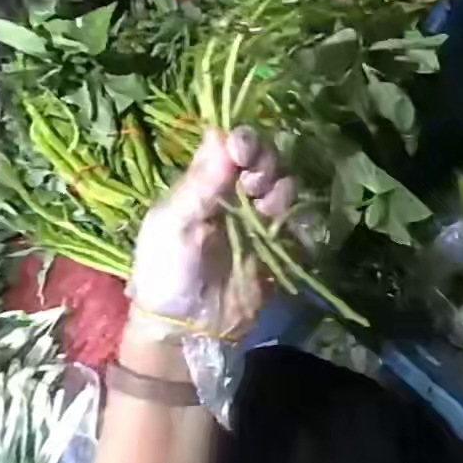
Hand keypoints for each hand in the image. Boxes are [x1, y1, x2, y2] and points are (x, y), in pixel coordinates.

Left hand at [122, 128, 294, 369]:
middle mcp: (232, 195)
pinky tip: (283, 221)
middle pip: (262, 160)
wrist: (188, 330)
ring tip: (265, 206)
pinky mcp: (277, 243)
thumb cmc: (167, 272)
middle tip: (255, 183)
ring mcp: (257, 219)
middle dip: (265, 163)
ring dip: (278, 187)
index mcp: (202, 184)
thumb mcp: (174, 223)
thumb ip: (201, 182)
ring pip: (282, 185)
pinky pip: (295, 218)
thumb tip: (222, 133)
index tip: (243, 149)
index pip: (229, 146)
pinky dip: (294, 213)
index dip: (243, 141)